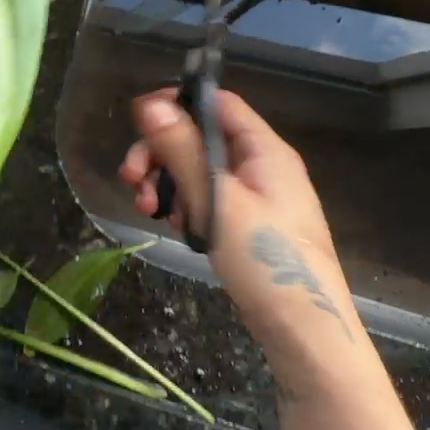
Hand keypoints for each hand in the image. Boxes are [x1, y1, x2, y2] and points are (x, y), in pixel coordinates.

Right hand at [118, 89, 359, 352]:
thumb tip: (151, 103)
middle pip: (197, 137)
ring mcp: (251, 195)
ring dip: (162, 181)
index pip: (218, 103)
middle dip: (158, 153)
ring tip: (146, 208)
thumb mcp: (215, 198)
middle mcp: (259, 166)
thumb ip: (181, 150)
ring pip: (193, 169)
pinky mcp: (241, 221)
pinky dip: (179, 203)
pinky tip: (169, 223)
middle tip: (129, 177)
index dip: (177, 104)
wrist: (299, 326)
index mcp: (264, 151)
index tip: (137, 123)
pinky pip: (201, 196)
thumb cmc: (262, 257)